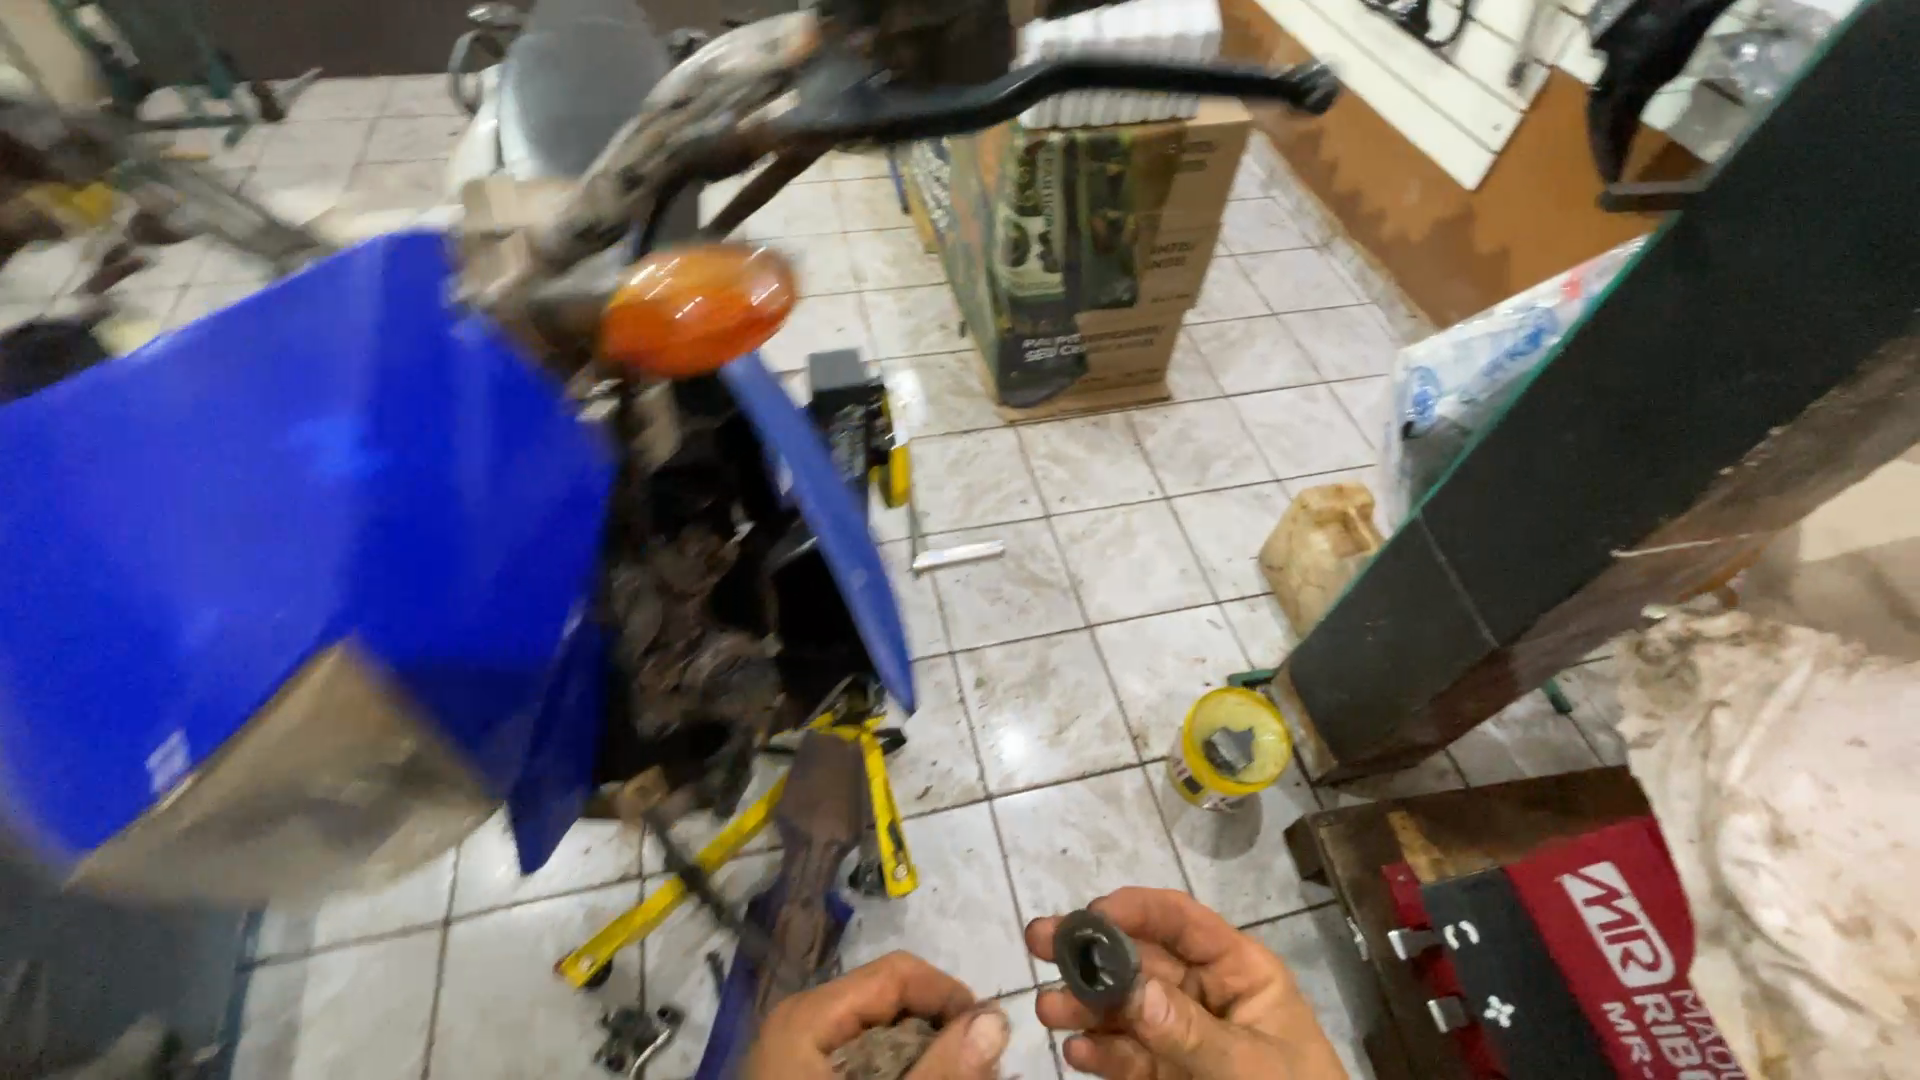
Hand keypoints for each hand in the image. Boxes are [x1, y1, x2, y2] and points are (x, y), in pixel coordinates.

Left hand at [743, 951, 1010, 1079]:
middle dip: (942, 1037)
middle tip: (981, 1076)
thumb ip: (938, 1073)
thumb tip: (996, 1020)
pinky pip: (867, 1066)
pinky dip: (902, 1076)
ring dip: (927, 1062)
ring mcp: (803, 1058)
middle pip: (893, 1005)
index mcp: (808, 1017)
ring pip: (885, 1039)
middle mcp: (804, 1025)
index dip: (949, 997)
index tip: (990, 1041)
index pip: (897, 974)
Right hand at [1026, 889, 1346, 1079]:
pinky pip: (1130, 1055)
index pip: (1181, 920)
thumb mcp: (1254, 1068)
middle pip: (1140, 959)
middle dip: (1091, 951)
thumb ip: (1190, 1031)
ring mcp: (1182, 1036)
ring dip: (1086, 1004)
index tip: (1091, 911)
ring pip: (1126, 1006)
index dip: (1136, 908)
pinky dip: (1102, 1052)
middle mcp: (1204, 993)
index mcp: (1237, 970)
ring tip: (1047, 1009)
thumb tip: (1130, 988)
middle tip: (1038, 940)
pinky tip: (1076, 1052)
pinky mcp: (1168, 1076)